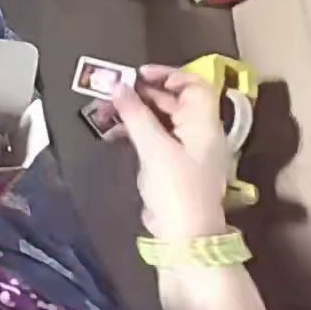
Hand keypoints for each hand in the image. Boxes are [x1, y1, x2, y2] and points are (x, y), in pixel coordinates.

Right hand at [108, 65, 231, 243]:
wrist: (183, 235)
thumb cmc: (176, 188)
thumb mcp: (154, 147)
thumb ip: (136, 114)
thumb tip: (118, 86)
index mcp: (204, 124)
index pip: (192, 85)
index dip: (167, 74)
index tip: (136, 74)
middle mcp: (198, 132)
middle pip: (173, 101)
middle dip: (142, 94)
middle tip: (113, 92)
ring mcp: (185, 149)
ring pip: (160, 119)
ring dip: (134, 112)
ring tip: (107, 112)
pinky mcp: (171, 164)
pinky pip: (153, 136)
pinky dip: (134, 130)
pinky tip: (113, 131)